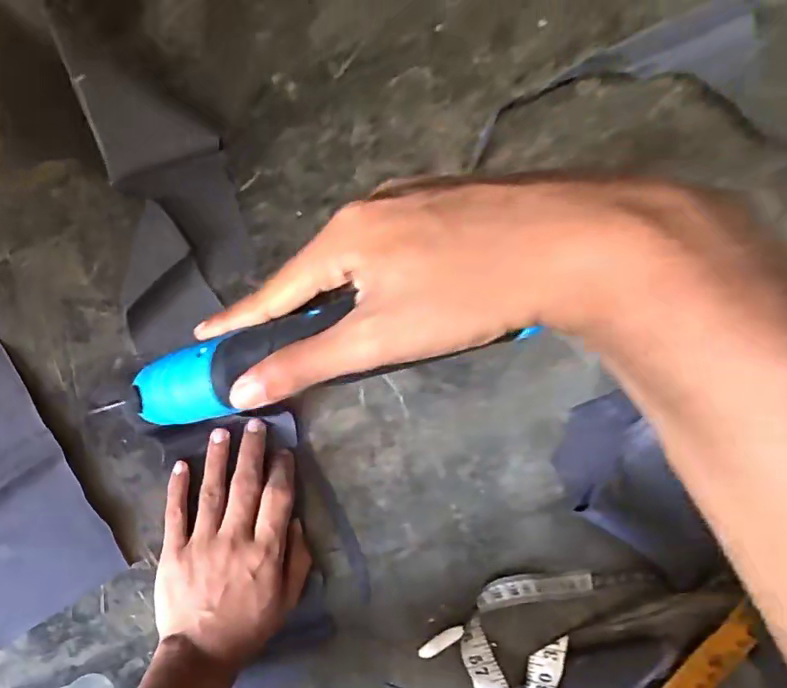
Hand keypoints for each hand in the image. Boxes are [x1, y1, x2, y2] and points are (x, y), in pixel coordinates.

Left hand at [155, 418, 313, 669]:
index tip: (282, 449)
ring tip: (220, 432)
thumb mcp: (285, 600)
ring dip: (217, 459)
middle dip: (251, 451)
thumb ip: (296, 559)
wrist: (202, 651)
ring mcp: (201, 542)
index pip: (277, 499)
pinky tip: (181, 464)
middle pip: (245, 486)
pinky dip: (178, 487)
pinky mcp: (173, 550)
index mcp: (266, 551)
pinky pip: (175, 512)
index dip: (281, 470)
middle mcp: (235, 539)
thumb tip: (296, 520)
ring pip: (211, 492)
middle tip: (253, 424)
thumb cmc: (248, 628)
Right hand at [193, 175, 751, 409]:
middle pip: (309, 269)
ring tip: (319, 321)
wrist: (585, 240)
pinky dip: (365, 272)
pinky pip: (384, 242)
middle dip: (283, 306)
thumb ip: (304, 363)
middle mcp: (369, 207)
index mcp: (343, 237)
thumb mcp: (376, 339)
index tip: (201, 335)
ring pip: (349, 254)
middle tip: (261, 337)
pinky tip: (381, 288)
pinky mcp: (446, 201)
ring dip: (327, 290)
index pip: (273, 290)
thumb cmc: (467, 295)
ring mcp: (411, 198)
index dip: (236, 319)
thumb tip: (240, 391)